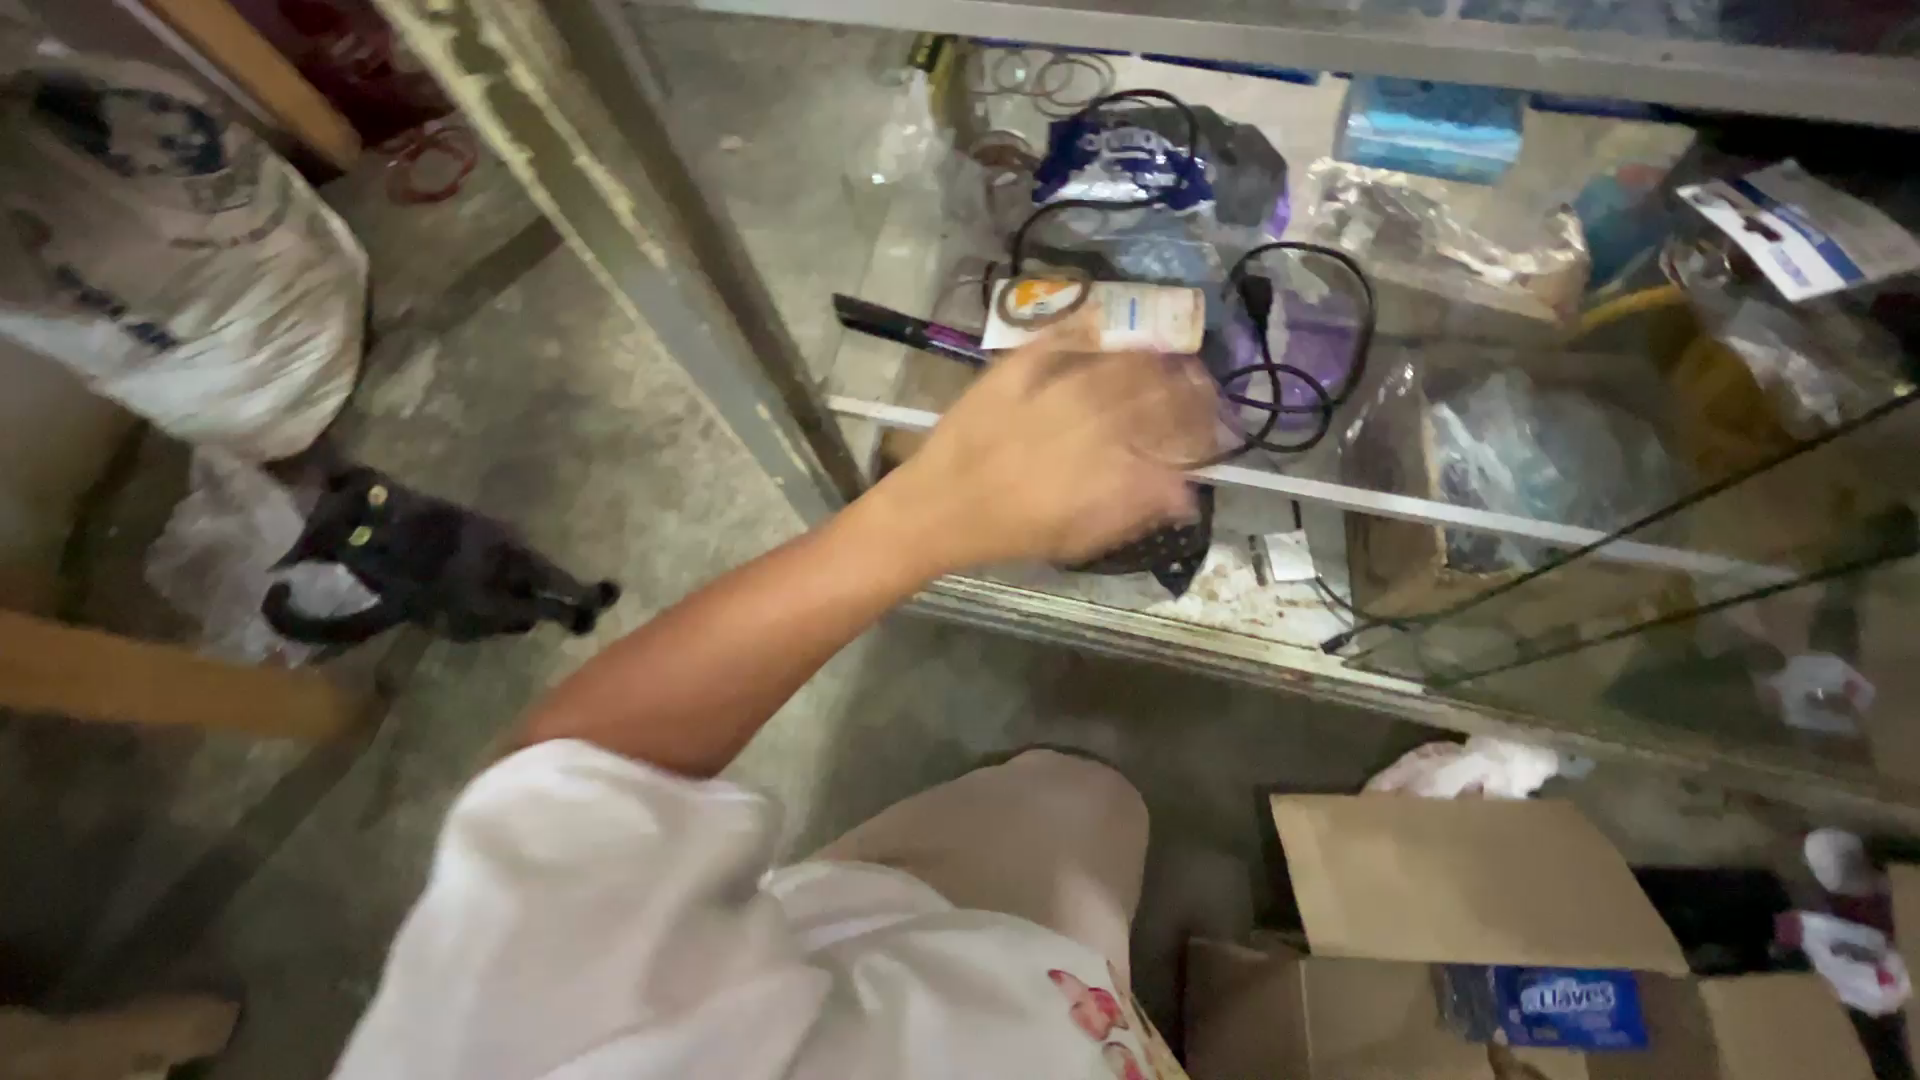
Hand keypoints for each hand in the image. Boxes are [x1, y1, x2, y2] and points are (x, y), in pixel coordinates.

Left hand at [864, 313, 1216, 573]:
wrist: (941, 507)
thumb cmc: (1012, 531)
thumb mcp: (1080, 535)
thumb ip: (1135, 509)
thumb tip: (1186, 492)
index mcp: (1104, 463)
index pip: (1170, 434)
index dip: (1199, 423)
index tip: (1214, 421)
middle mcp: (1085, 421)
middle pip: (1150, 392)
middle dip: (1186, 386)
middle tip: (1201, 383)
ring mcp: (1049, 389)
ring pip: (1114, 364)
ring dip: (1148, 357)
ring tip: (1165, 354)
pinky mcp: (1013, 371)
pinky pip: (1056, 341)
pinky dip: (1082, 328)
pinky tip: (1101, 321)